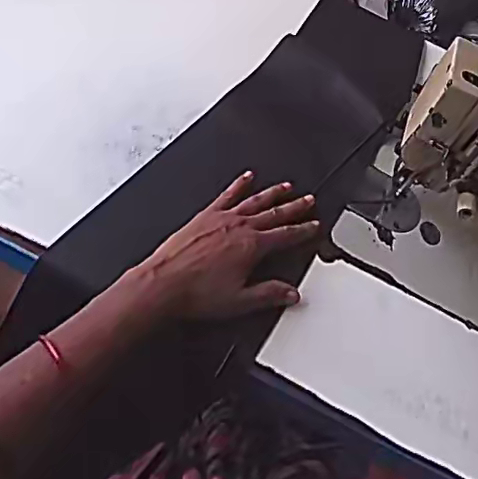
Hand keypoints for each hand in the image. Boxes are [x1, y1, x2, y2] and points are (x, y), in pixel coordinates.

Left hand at [128, 172, 319, 320]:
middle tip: (309, 200)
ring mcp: (223, 217)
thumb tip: (291, 293)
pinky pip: (228, 194)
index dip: (303, 230)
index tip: (314, 225)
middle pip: (275, 213)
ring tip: (287, 186)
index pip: (286, 235)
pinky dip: (239, 184)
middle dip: (295, 207)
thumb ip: (269, 294)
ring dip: (273, 192)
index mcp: (252, 247)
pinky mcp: (206, 214)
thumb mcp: (239, 301)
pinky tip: (246, 177)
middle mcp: (241, 227)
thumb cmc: (196, 294)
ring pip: (256, 200)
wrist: (163, 284)